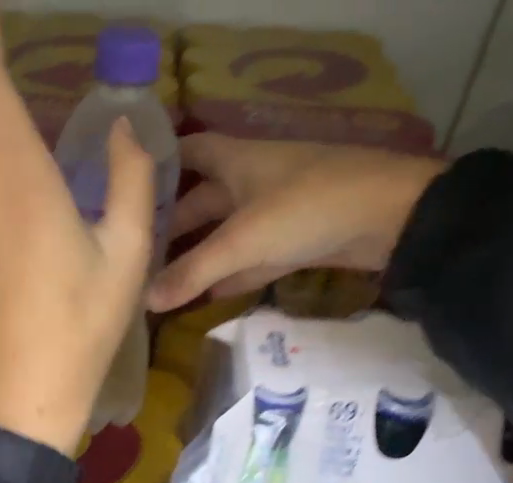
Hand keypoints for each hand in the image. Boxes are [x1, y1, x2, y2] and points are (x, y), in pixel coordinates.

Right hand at [145, 135, 445, 312]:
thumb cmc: (308, 207)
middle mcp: (248, 180)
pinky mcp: (292, 242)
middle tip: (132, 260)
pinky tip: (200, 299)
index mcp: (234, 160)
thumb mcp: (243, 240)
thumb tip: (144, 300)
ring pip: (222, 235)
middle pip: (198, 201)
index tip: (122, 193)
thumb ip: (193, 271)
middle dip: (169, 228)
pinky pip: (247, 259)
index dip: (156, 168)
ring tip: (157, 287)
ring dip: (195, 258)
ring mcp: (272, 212)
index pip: (185, 153)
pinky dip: (225, 276)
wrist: (390, 217)